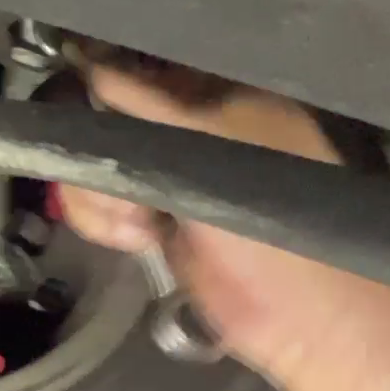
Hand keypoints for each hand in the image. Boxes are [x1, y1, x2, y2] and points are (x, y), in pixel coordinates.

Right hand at [58, 66, 389, 380]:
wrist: (308, 325)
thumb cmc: (274, 220)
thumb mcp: (209, 143)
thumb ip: (146, 101)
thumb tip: (87, 65)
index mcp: (219, 101)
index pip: (137, 72)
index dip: (103, 81)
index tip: (81, 96)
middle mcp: (186, 133)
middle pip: (98, 117)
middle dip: (96, 149)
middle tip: (119, 175)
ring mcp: (162, 179)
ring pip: (87, 162)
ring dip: (100, 195)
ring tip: (139, 222)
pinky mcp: (144, 219)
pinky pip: (89, 201)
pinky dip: (101, 220)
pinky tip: (136, 238)